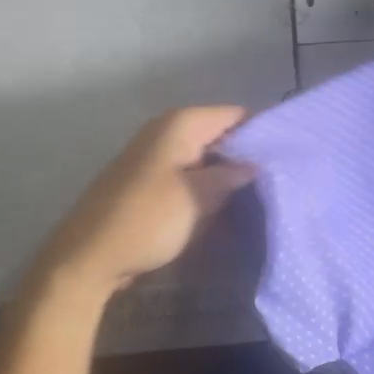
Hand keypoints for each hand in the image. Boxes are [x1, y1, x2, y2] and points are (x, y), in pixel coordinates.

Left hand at [34, 106, 256, 299]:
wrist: (87, 258)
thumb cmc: (145, 220)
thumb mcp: (196, 199)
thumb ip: (229, 176)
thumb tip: (256, 164)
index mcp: (181, 124)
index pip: (235, 115)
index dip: (262, 133)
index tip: (287, 157)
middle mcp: (168, 131)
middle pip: (221, 136)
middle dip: (246, 157)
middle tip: (278, 182)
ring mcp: (157, 157)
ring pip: (206, 159)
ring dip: (227, 177)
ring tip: (260, 199)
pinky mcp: (150, 183)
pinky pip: (190, 177)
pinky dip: (206, 190)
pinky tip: (226, 212)